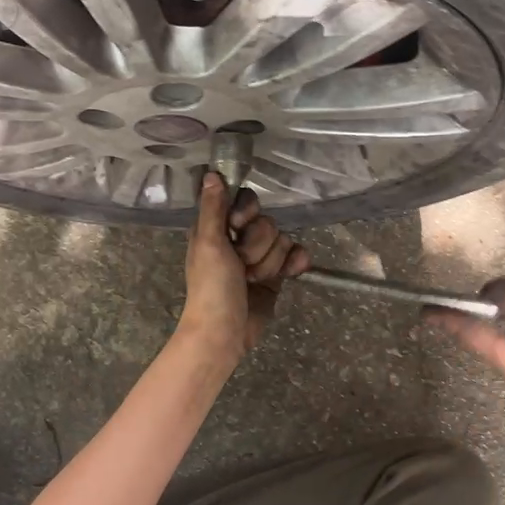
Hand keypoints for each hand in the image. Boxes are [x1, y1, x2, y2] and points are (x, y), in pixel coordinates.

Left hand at [181, 173, 309, 357]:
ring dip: (270, 262)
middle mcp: (238, 239)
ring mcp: (258, 258)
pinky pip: (295, 256)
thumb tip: (211, 172)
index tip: (237, 227)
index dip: (247, 213)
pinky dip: (296, 263)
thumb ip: (213, 208)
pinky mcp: (276, 276)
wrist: (225, 331)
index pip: (245, 201)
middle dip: (257, 246)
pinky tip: (293, 272)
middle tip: (241, 266)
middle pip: (267, 222)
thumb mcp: (208, 243)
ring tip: (252, 280)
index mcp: (217, 228)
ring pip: (282, 240)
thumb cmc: (211, 286)